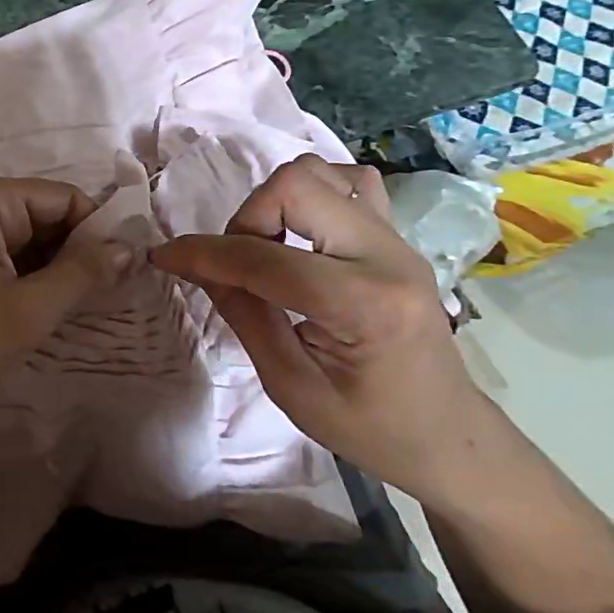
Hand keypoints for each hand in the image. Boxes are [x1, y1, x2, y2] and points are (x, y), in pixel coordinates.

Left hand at [0, 174, 131, 438]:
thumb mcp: (29, 309)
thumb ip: (84, 273)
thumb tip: (131, 247)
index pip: (65, 197)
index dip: (99, 232)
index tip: (129, 275)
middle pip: (48, 215)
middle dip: (77, 254)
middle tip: (104, 301)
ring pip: (32, 240)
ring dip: (56, 272)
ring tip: (74, 311)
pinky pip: (10, 257)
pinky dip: (33, 281)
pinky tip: (43, 312)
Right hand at [150, 155, 496, 499]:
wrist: (450, 439)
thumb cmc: (369, 428)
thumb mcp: (290, 385)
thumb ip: (242, 313)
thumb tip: (196, 264)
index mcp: (363, 305)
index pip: (262, 256)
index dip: (202, 253)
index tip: (163, 257)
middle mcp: (387, 256)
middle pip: (294, 186)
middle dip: (246, 219)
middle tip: (237, 264)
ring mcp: (398, 240)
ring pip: (319, 173)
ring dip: (275, 201)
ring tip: (269, 246)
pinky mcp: (397, 237)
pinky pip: (349, 182)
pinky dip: (310, 194)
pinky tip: (300, 230)